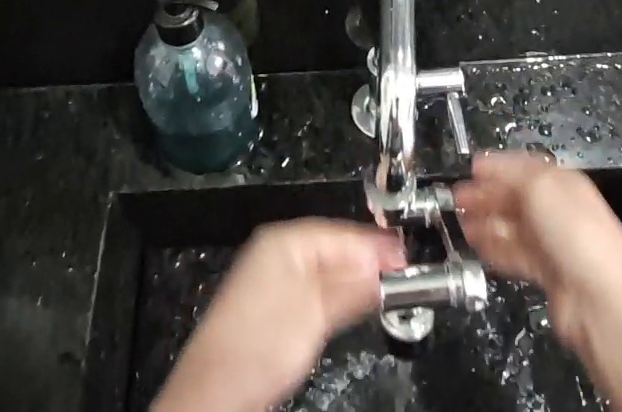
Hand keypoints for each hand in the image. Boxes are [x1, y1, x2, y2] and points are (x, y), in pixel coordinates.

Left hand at [152, 219, 405, 411]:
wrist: (218, 388)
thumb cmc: (258, 345)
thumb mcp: (317, 310)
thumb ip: (352, 286)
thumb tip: (379, 270)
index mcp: (284, 242)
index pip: (341, 233)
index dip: (375, 245)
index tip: (403, 256)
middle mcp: (275, 252)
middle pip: (332, 247)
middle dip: (365, 260)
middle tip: (399, 271)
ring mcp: (272, 277)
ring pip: (324, 269)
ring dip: (353, 277)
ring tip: (383, 286)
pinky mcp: (272, 304)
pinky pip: (313, 287)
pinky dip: (335, 293)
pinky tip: (350, 303)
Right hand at [453, 152, 621, 354]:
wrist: (601, 300)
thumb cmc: (576, 235)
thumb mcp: (541, 188)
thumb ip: (511, 172)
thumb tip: (485, 164)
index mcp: (564, 184)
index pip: (525, 168)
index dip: (497, 167)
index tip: (472, 168)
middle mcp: (559, 211)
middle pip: (516, 198)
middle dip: (486, 194)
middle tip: (457, 196)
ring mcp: (553, 244)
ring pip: (512, 227)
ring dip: (486, 221)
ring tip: (460, 220)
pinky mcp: (546, 272)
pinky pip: (514, 254)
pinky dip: (494, 247)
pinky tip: (477, 244)